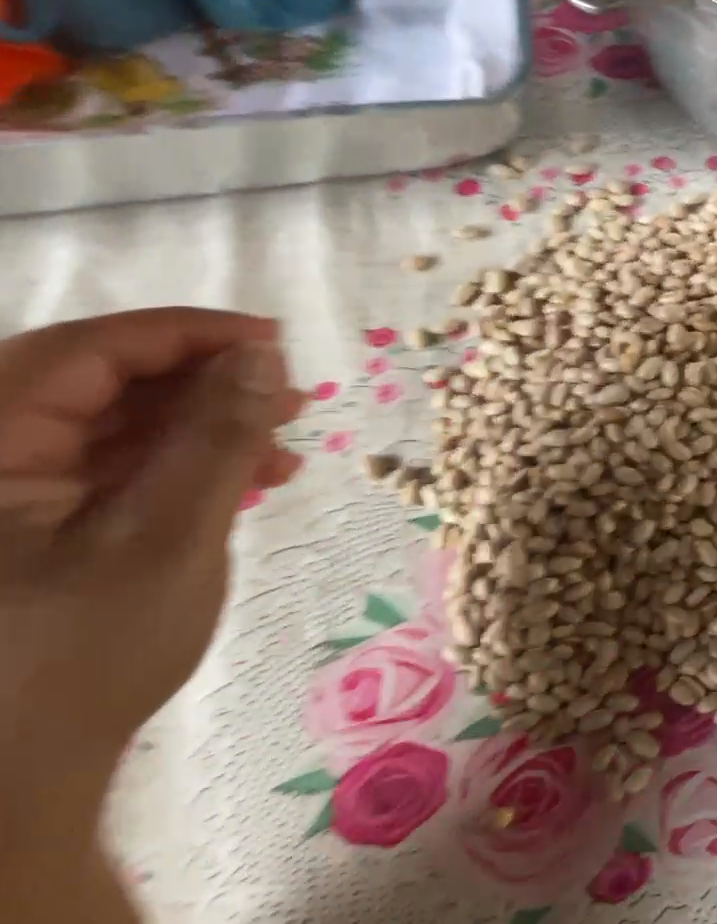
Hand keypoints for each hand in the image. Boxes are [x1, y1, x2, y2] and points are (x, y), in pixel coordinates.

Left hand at [0, 309, 304, 794]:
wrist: (11, 774)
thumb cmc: (81, 652)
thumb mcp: (170, 536)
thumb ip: (218, 437)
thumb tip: (262, 357)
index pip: (82, 352)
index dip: (184, 334)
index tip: (275, 342)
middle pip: (96, 384)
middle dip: (205, 383)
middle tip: (295, 399)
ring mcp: (1, 495)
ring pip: (110, 426)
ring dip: (204, 427)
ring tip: (285, 447)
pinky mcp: (27, 527)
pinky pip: (109, 469)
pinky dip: (181, 466)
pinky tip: (247, 481)